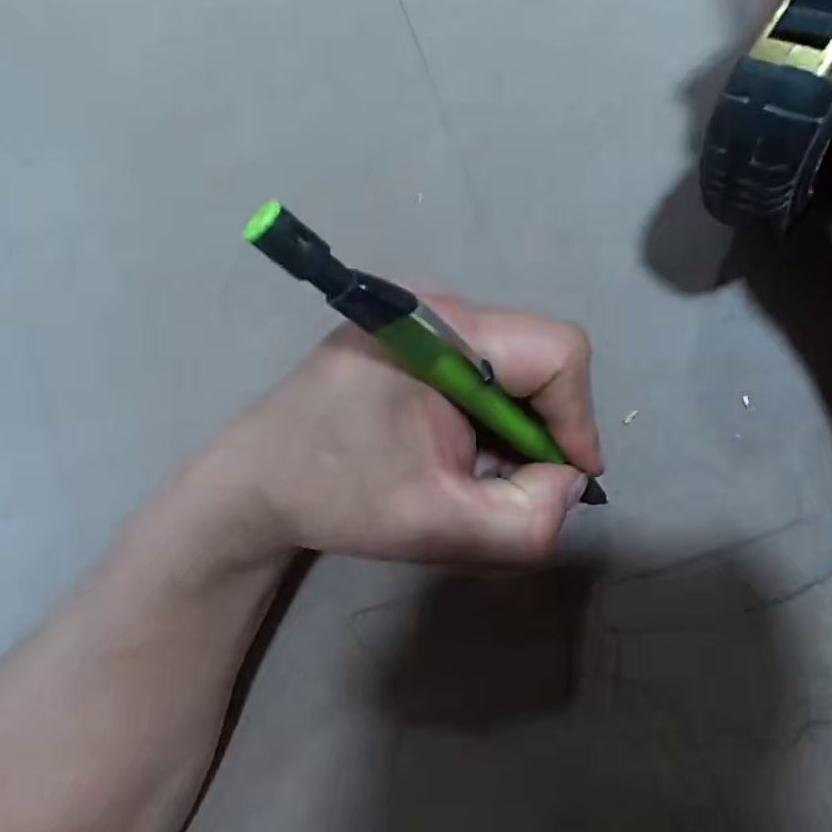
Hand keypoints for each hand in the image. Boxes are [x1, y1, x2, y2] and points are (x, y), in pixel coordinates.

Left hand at [203, 299, 603, 567]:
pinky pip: (483, 369)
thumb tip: (570, 481)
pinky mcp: (411, 334)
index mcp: (439, 329)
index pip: (557, 351)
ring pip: (514, 365)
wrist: (256, 480)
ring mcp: (419, 314)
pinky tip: (450, 452)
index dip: (575, 420)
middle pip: (538, 357)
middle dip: (540, 430)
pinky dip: (488, 417)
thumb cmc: (334, 496)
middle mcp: (434, 304)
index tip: (562, 481)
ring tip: (468, 473)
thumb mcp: (437, 527)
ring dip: (513, 428)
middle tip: (507, 485)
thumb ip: (527, 520)